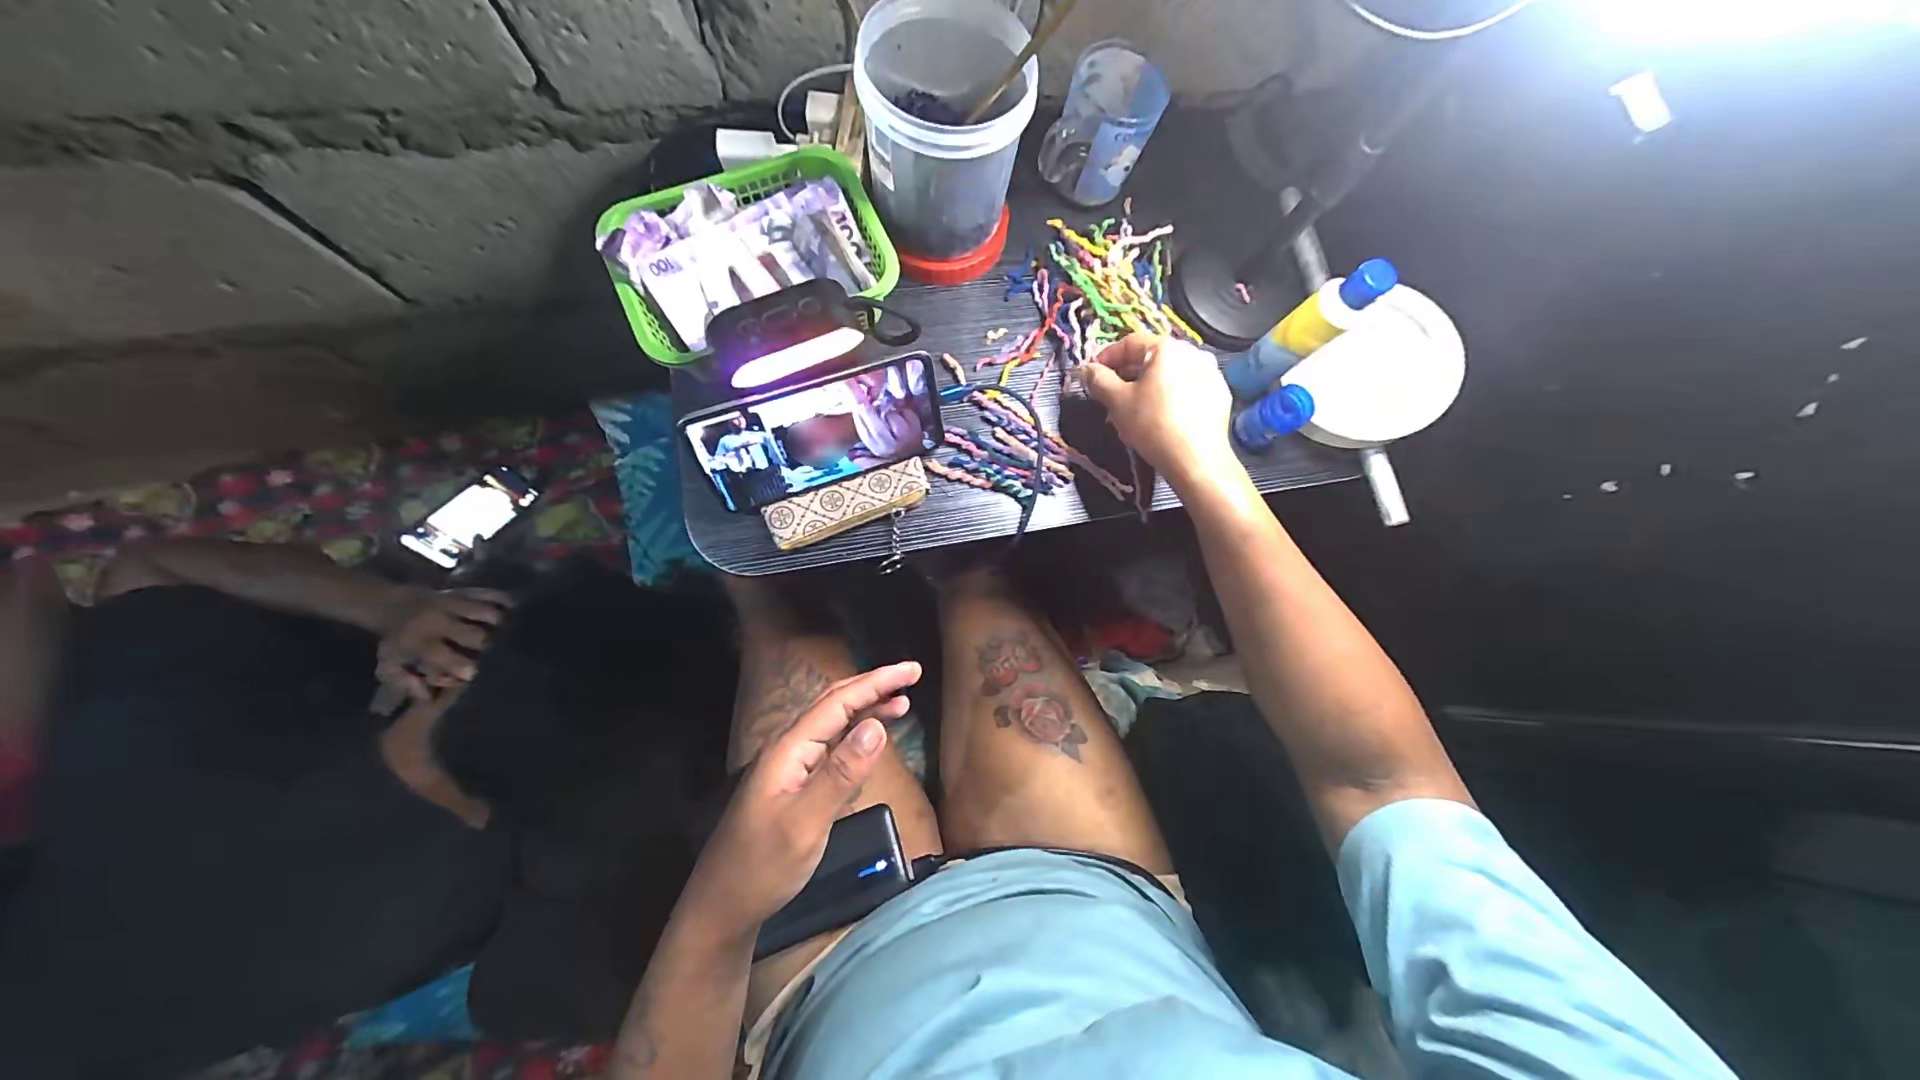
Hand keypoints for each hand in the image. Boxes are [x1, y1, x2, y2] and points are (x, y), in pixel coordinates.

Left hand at [375, 588, 511, 700]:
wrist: (394, 605)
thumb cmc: (399, 642)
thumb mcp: (391, 664)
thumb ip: (405, 682)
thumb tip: (427, 696)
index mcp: (419, 640)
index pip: (441, 654)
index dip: (459, 665)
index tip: (473, 674)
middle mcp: (438, 620)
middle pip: (474, 634)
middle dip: (488, 646)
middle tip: (497, 653)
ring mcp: (454, 603)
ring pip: (487, 612)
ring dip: (502, 624)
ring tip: (511, 633)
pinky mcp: (466, 592)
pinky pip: (491, 594)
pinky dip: (505, 602)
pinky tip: (515, 611)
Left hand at [681, 661, 918, 938]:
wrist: (722, 908)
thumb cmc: (763, 867)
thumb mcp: (807, 822)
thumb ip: (842, 772)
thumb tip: (878, 726)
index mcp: (789, 749)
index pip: (839, 702)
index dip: (877, 682)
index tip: (912, 670)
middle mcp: (788, 749)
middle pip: (834, 704)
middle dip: (873, 686)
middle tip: (911, 676)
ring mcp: (789, 768)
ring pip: (833, 725)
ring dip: (867, 709)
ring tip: (901, 702)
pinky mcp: (793, 786)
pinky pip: (830, 748)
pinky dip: (855, 736)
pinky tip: (870, 741)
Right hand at [1078, 333, 1239, 490]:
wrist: (1196, 460)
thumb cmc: (1153, 425)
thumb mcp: (1117, 402)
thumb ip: (1098, 380)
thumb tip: (1087, 369)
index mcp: (1167, 348)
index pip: (1129, 343)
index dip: (1106, 358)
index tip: (1092, 375)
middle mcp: (1194, 353)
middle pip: (1151, 359)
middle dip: (1126, 376)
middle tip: (1109, 397)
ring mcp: (1211, 374)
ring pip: (1168, 375)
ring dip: (1146, 388)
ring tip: (1133, 412)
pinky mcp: (1219, 396)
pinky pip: (1186, 390)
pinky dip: (1168, 398)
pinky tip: (1159, 418)